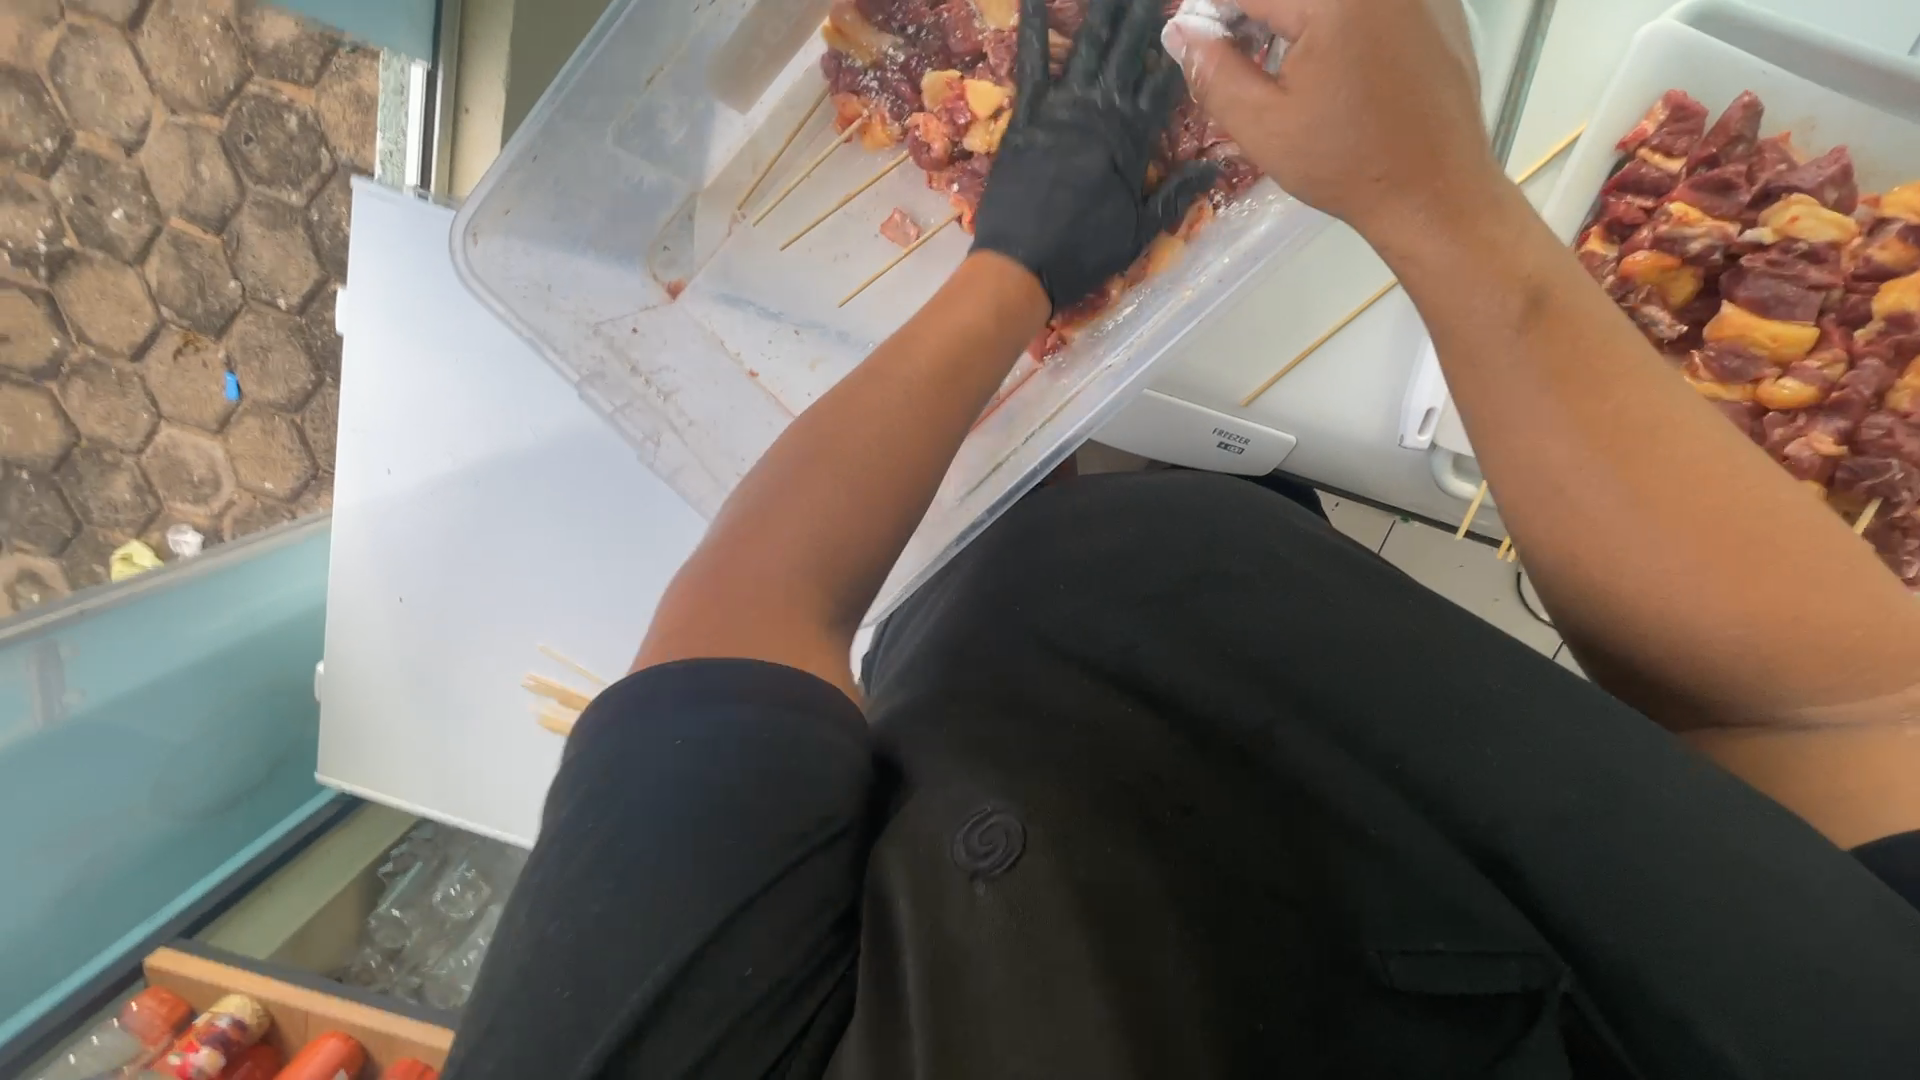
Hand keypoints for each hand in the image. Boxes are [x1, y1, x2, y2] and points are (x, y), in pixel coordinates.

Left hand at [971, 0, 1217, 309]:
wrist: (1022, 267)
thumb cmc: (1083, 254)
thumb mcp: (1140, 231)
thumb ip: (1178, 194)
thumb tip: (1217, 168)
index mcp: (1134, 138)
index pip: (1167, 79)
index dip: (1181, 44)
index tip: (1192, 16)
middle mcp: (1102, 111)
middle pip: (1131, 48)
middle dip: (1147, 11)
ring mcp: (1062, 108)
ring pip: (1089, 42)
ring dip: (1106, 6)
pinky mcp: (1026, 114)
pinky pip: (1032, 60)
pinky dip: (1034, 23)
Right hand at [1165, 0, 1494, 237]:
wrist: (1433, 187)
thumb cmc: (1343, 164)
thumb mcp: (1263, 126)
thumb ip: (1214, 73)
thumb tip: (1179, 33)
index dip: (1208, 8)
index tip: (1187, 31)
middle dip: (1248, 10)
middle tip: (1225, 44)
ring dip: (1286, 15)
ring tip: (1270, 52)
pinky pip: (1364, 1)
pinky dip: (1329, 18)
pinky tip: (1324, 59)